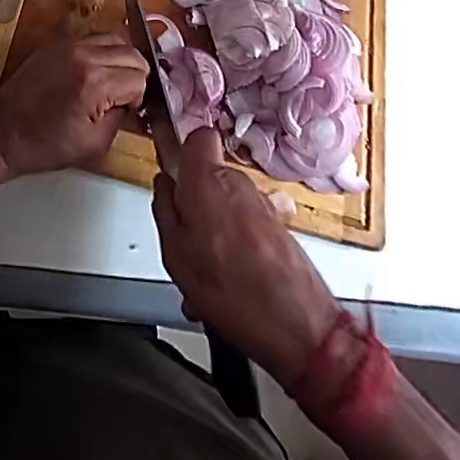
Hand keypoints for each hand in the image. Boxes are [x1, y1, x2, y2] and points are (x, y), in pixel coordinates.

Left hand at [0, 34, 149, 178]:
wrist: (1, 133)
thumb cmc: (41, 145)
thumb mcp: (95, 144)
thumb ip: (122, 119)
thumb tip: (132, 104)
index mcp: (95, 83)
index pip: (140, 78)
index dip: (138, 98)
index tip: (126, 110)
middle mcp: (83, 57)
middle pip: (132, 53)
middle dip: (134, 76)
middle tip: (122, 98)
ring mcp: (67, 47)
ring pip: (115, 39)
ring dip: (120, 60)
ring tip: (110, 83)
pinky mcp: (54, 46)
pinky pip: (91, 39)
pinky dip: (100, 52)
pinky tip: (93, 74)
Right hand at [153, 128, 339, 381]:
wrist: (295, 324)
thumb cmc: (234, 290)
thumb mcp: (174, 251)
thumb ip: (164, 208)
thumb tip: (163, 186)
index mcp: (208, 180)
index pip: (198, 135)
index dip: (183, 148)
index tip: (172, 167)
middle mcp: (239, 184)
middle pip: (209, 175)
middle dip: (195, 198)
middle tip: (183, 231)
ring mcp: (262, 204)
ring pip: (226, 202)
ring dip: (213, 226)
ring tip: (204, 266)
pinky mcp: (278, 226)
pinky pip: (244, 224)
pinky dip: (233, 243)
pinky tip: (225, 278)